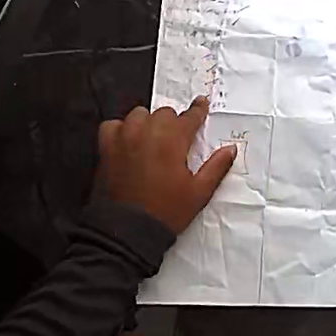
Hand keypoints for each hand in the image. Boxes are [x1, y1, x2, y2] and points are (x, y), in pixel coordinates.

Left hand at [96, 95, 235, 233]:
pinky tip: (128, 141)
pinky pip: (113, 126)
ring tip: (153, 139)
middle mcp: (148, 132)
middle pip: (164, 113)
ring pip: (139, 115)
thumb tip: (230, 149)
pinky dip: (122, 129)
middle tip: (177, 140)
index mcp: (173, 140)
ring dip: (149, 123)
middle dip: (173, 123)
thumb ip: (217, 167)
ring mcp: (124, 138)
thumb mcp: (199, 192)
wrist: (127, 232)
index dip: (198, 110)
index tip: (201, 104)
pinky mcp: (105, 148)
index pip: (190, 117)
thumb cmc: (166, 211)